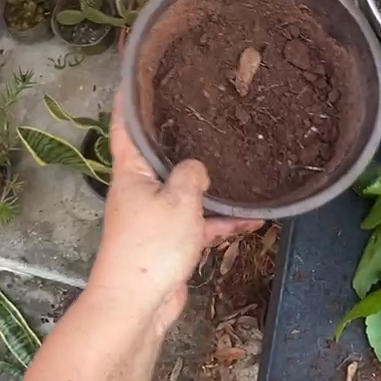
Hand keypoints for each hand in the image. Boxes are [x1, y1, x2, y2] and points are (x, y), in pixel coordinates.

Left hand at [88, 98, 260, 335]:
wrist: (138, 305)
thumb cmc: (151, 245)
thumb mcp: (178, 199)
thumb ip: (192, 175)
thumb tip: (197, 169)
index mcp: (131, 171)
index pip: (125, 126)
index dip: (128, 100)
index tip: (136, 76)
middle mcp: (140, 189)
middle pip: (160, 156)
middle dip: (180, 137)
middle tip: (203, 112)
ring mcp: (155, 217)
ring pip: (185, 191)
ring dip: (212, 186)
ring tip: (240, 165)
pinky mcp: (171, 242)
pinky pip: (199, 223)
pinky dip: (223, 222)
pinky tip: (255, 218)